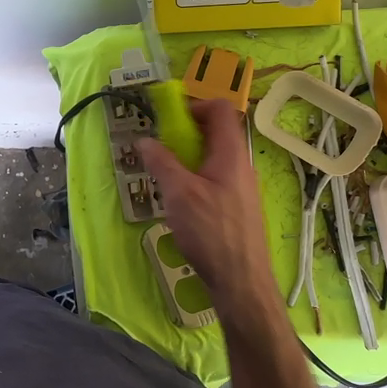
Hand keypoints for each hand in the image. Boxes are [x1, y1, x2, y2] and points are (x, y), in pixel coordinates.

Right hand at [137, 99, 278, 311]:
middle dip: (185, 134)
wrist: (242, 282)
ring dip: (187, 158)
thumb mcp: (178, 194)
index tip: (168, 119)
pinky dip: (195, 179)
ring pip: (213, 158)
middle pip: (216, 133)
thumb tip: (145, 140)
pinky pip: (215, 179)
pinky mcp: (237, 208)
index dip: (195, 105)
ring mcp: (241, 188)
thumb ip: (161, 163)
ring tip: (164, 176)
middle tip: (159, 147)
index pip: (221, 110)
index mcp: (231, 154)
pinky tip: (179, 202)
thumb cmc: (211, 233)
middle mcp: (241, 165)